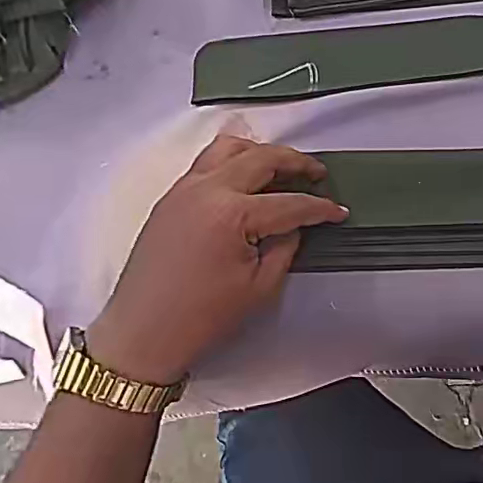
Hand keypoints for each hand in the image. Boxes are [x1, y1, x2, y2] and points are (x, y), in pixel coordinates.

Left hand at [87, 135, 345, 386]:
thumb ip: (285, 247)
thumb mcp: (261, 287)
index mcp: (232, 214)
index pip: (289, 203)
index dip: (319, 208)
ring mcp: (184, 190)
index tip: (338, 211)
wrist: (143, 333)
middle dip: (296, 162)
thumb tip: (294, 226)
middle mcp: (207, 190)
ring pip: (228, 148)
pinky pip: (206, 163)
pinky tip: (246, 181)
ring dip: (260, 152)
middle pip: (261, 158)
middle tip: (317, 173)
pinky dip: (232, 161)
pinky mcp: (170, 198)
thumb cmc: (202, 317)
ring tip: (280, 167)